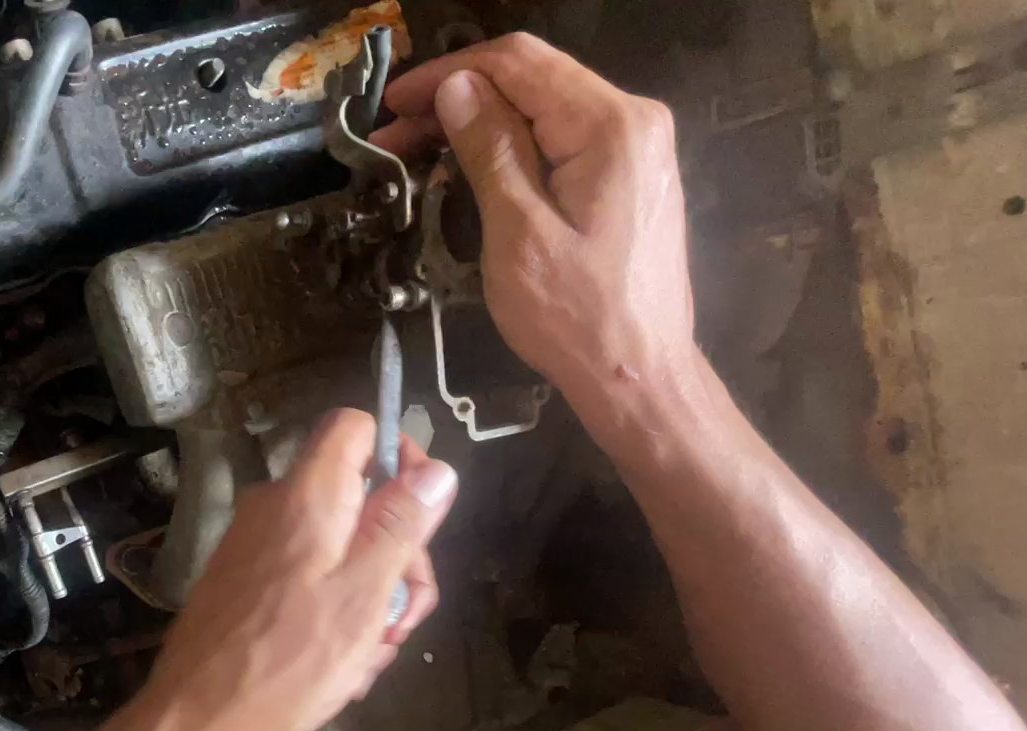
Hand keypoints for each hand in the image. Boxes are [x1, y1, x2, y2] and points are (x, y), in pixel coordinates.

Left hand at [131, 410, 455, 730]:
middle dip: (395, 555)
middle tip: (403, 623)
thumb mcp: (363, 594)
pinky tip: (339, 665)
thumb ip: (399, 525)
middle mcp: (274, 507)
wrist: (198, 717)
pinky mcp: (246, 580)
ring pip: (338, 548)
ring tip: (366, 659)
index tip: (421, 509)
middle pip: (356, 499)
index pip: (354, 427)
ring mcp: (255, 545)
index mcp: (306, 496)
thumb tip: (436, 467)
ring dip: (368, 597)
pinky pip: (307, 577)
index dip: (397, 452)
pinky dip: (333, 611)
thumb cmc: (288, 660)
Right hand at [372, 35, 702, 416]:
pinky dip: (507, 146)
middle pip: (532, 81)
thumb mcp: (518, 233)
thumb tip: (457, 88)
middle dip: (457, 98)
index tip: (392, 105)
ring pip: (543, 110)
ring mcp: (632, 149)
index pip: (520, 63)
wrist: (635, 371)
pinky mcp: (623, 179)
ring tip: (417, 153)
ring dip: (477, 123)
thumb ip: (491, 152)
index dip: (448, 73)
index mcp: (608, 124)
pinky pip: (558, 141)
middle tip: (391, 139)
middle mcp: (630, 119)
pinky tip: (469, 167)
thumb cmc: (573, 314)